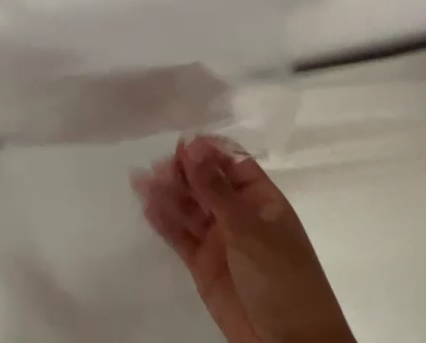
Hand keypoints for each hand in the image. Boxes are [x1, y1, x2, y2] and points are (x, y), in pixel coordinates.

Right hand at [131, 135, 355, 342]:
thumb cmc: (282, 279)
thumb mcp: (251, 231)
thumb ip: (216, 189)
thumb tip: (193, 145)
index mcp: (261, 201)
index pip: (232, 163)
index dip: (208, 152)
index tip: (183, 145)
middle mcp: (238, 215)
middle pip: (205, 182)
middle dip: (182, 172)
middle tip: (160, 169)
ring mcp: (219, 239)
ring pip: (188, 207)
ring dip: (167, 193)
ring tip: (142, 183)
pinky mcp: (202, 263)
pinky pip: (179, 235)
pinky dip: (164, 221)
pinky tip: (147, 206)